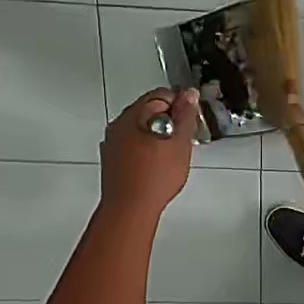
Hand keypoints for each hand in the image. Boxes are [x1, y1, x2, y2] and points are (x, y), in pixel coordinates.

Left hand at [100, 88, 198, 219]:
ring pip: (141, 129)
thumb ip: (186, 115)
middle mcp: (119, 125)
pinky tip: (157, 167)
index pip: (161, 95)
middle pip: (149, 110)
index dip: (181, 107)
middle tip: (183, 141)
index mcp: (134, 115)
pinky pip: (133, 145)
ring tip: (171, 157)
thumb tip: (189, 94)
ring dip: (158, 137)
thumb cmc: (153, 178)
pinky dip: (147, 150)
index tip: (190, 123)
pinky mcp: (113, 159)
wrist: (130, 208)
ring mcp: (113, 142)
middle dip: (169, 122)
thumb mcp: (180, 143)